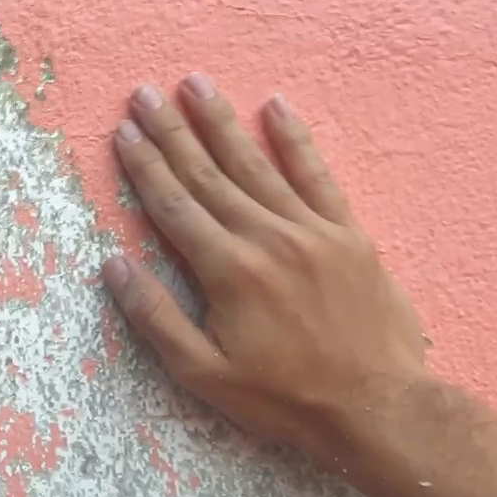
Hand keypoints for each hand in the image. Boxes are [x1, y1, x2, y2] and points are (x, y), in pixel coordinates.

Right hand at [100, 74, 431, 458]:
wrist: (382, 412)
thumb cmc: (281, 397)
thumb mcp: (200, 372)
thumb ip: (154, 315)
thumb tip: (113, 263)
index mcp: (227, 269)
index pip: (173, 203)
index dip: (144, 165)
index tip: (122, 130)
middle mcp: (267, 237)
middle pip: (207, 173)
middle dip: (170, 130)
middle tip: (143, 92)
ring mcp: (312, 230)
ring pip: (255, 164)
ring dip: (220, 121)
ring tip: (194, 83)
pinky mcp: (349, 234)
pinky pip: (318, 176)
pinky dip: (295, 140)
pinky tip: (276, 107)